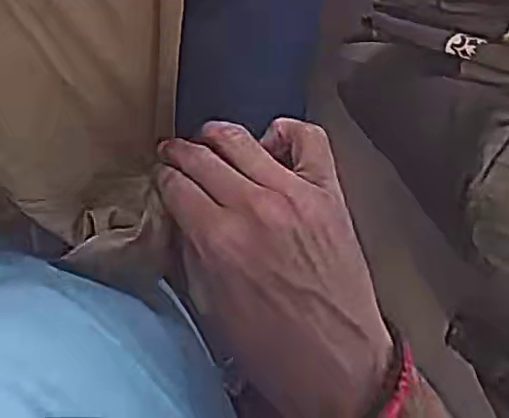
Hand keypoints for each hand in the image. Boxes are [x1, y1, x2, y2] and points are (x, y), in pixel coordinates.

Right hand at [159, 119, 394, 417]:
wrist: (346, 374)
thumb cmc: (277, 351)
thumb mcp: (211, 307)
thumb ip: (188, 249)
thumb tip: (176, 209)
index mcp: (219, 240)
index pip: (173, 183)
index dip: (162, 179)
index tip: (162, 181)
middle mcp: (252, 208)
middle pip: (197, 154)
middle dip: (177, 154)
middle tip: (174, 157)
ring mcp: (293, 195)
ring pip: (236, 136)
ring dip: (213, 137)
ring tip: (209, 145)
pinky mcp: (327, 193)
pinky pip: (305, 137)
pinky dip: (283, 132)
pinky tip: (270, 146)